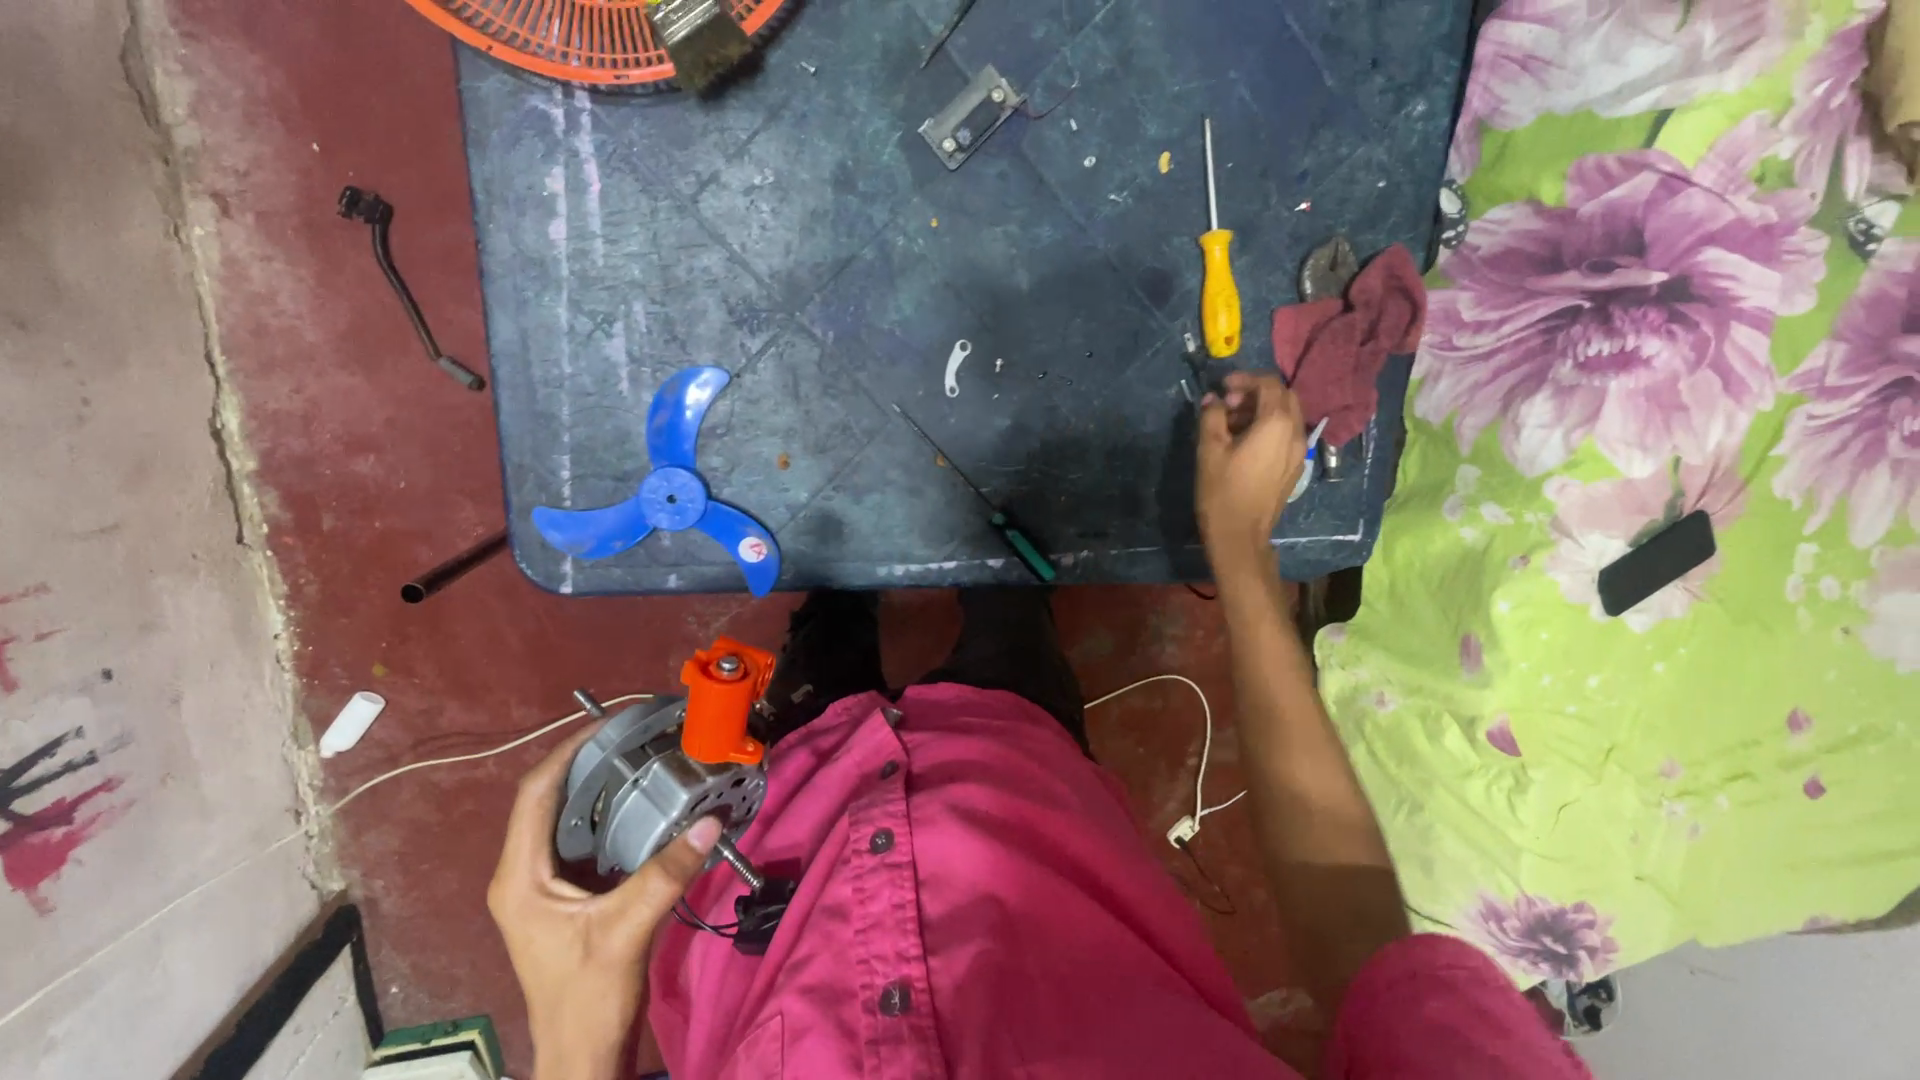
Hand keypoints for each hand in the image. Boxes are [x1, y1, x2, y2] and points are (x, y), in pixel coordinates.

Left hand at [488, 725, 723, 1079]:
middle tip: (637, 736)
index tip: (610, 725)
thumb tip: (709, 819)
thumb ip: (667, 873)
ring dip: (599, 788)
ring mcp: (541, 886)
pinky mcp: (564, 896)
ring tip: (643, 758)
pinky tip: (644, 806)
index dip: (568, 752)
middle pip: (548, 800)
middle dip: (589, 763)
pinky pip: (583, 840)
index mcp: (520, 876)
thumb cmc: (588, 997)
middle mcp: (522, 873)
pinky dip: (610, 816)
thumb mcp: (627, 930)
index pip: (535, 794)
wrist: (581, 1054)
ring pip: (565, 819)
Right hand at [1195, 372, 1306, 575]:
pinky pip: (1286, 434)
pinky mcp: (1294, 466)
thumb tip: (1213, 401)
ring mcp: (1299, 451)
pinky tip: (1245, 442)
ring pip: (1287, 415)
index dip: (1245, 379)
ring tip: (1232, 424)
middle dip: (1256, 393)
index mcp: (1276, 423)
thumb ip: (1212, 417)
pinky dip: (1269, 428)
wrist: (1240, 535)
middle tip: (1228, 404)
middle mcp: (1295, 432)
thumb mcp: (1209, 449)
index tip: (1222, 387)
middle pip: (1283, 396)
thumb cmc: (1222, 491)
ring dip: (1262, 410)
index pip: (1269, 384)